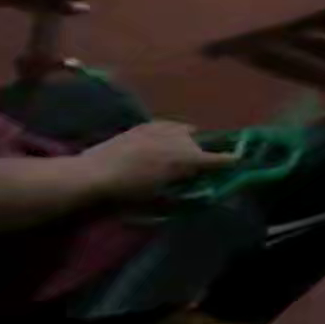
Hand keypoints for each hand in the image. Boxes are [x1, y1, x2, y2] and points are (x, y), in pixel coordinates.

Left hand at [76, 122, 237, 201]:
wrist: (88, 176)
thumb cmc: (128, 191)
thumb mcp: (162, 197)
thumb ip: (188, 190)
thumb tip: (205, 191)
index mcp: (192, 158)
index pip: (226, 158)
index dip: (232, 163)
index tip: (236, 166)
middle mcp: (185, 139)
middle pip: (205, 143)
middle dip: (203, 152)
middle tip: (193, 164)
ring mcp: (164, 129)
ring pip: (188, 131)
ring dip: (186, 141)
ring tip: (175, 150)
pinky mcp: (146, 125)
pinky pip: (167, 126)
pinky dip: (168, 133)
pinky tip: (158, 142)